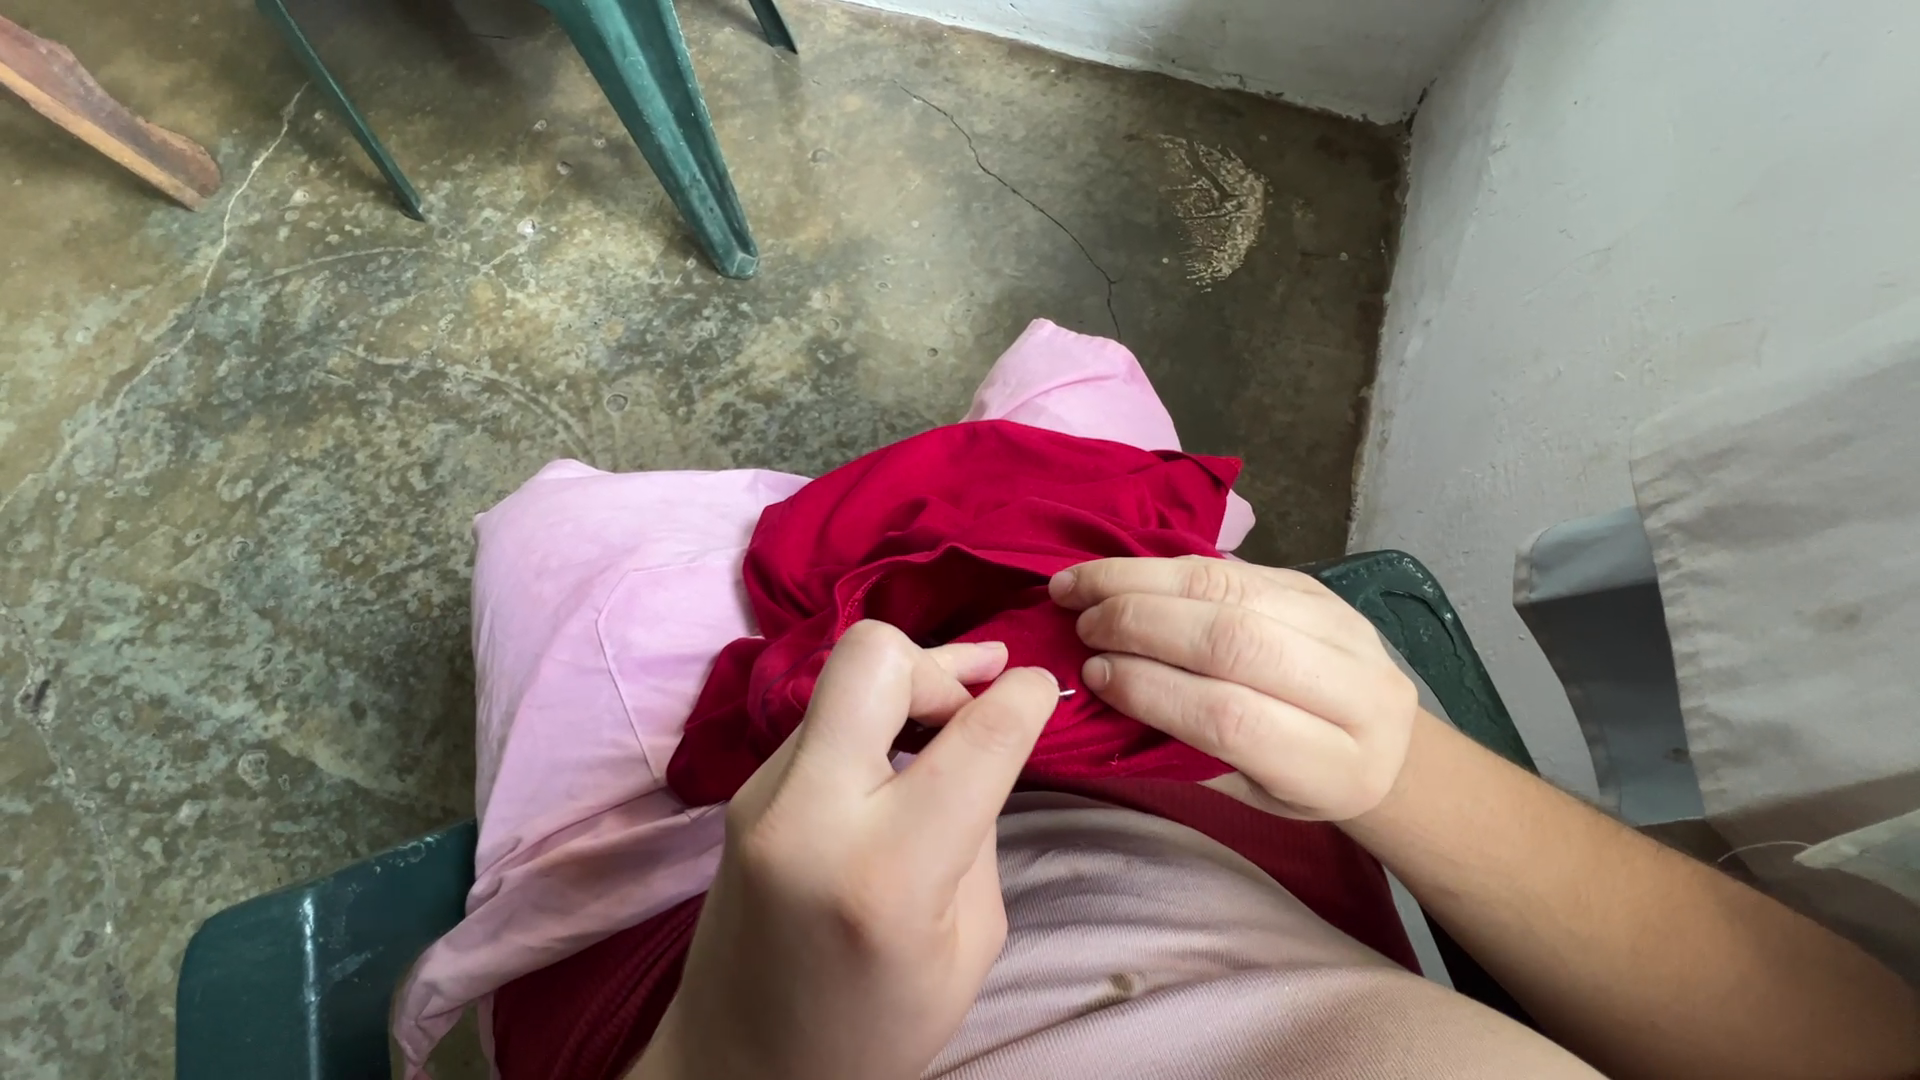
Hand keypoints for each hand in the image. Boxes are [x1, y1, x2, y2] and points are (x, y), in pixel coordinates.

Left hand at [638, 621, 1057, 1079]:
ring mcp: (764, 792)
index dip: (1026, 697)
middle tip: (970, 702)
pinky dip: (873, 717)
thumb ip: (977, 826)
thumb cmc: (873, 1032)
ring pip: (844, 674)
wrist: (734, 1067)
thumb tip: (981, 737)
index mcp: (887, 872)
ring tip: (951, 705)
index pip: (976, 740)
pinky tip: (898, 752)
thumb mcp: (967, 945)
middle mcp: (811, 812)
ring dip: (907, 682)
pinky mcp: (747, 787)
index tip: (1044, 688)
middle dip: (939, 664)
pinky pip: (825, 716)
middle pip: (874, 657)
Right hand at [1049, 556, 1416, 820]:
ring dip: (1143, 580)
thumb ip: (1185, 746)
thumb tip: (1103, 687)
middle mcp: (1354, 688)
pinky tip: (1119, 572)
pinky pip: (1230, 564)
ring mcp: (1340, 624)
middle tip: (1082, 625)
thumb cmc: (1301, 783)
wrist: (1384, 743)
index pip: (1232, 718)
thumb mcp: (1249, 790)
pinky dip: (1163, 566)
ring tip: (1083, 586)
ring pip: (1231, 588)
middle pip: (1234, 639)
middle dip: (1141, 624)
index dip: (1153, 690)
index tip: (1094, 675)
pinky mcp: (1316, 585)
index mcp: (1335, 766)